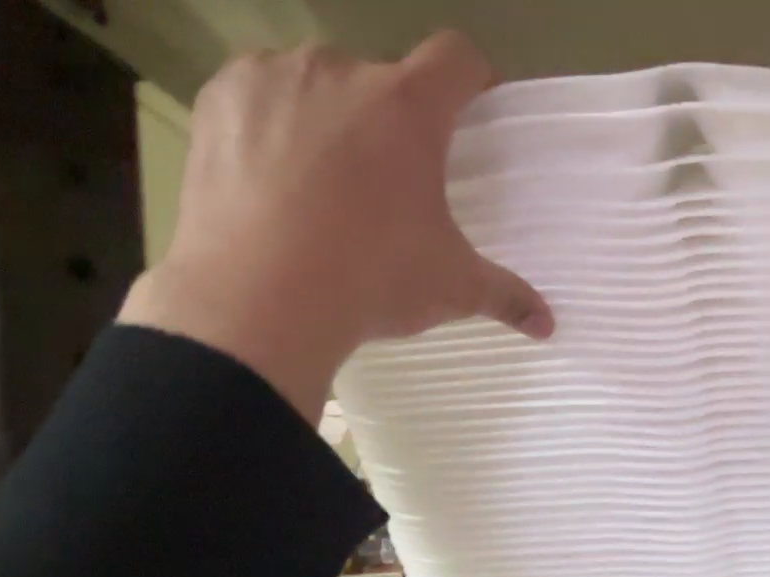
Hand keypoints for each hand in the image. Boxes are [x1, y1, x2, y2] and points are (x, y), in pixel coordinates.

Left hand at [118, 32, 553, 422]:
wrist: (257, 299)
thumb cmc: (371, 281)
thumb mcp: (450, 288)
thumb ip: (504, 295)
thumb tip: (548, 325)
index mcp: (408, 109)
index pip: (457, 58)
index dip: (473, 78)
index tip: (473, 108)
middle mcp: (342, 72)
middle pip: (384, 77)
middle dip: (393, 116)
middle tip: (391, 176)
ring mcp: (274, 76)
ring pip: (319, 82)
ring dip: (332, 114)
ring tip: (326, 179)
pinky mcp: (221, 96)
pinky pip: (261, 92)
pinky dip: (274, 120)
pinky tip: (274, 175)